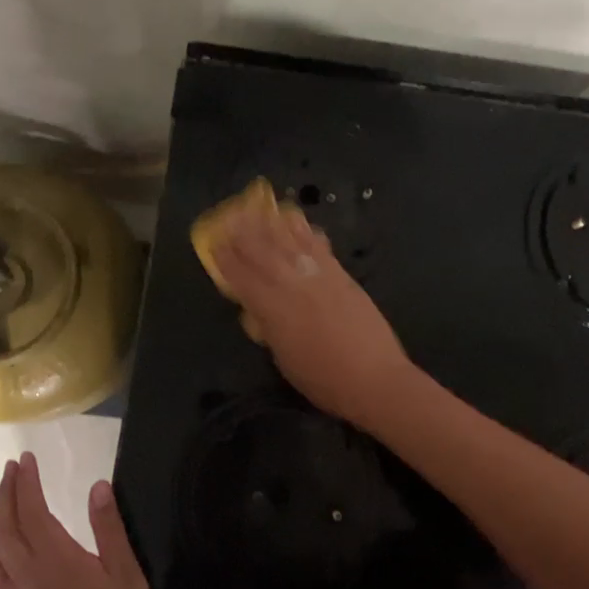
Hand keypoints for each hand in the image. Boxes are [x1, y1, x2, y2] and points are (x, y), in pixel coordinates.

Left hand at [0, 452, 154, 588]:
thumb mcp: (126, 574)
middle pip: (8, 528)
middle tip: (12, 467)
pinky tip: (3, 553)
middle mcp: (32, 576)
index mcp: (56, 561)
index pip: (32, 512)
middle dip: (7, 494)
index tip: (27, 458)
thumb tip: (96, 486)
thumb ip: (109, 529)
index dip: (27, 483)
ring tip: (7, 499)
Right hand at [210, 192, 417, 425]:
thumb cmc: (324, 380)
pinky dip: (305, 231)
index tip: (214, 243)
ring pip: (290, 243)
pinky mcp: (342, 275)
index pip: (242, 278)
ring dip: (271, 224)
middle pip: (263, 253)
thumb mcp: (284, 359)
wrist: (374, 377)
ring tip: (258, 208)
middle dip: (244, 233)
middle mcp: (293, 285)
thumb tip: (261, 312)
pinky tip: (297, 220)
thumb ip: (271, 329)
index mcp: (273, 309)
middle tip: (231, 216)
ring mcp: (319, 276)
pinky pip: (319, 246)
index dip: (226, 259)